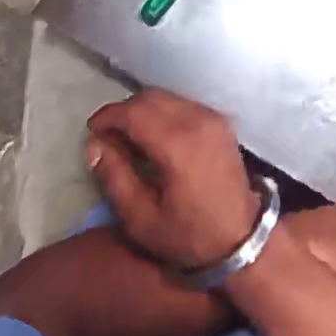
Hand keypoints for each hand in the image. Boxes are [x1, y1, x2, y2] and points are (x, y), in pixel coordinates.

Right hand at [87, 90, 262, 271]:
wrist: (243, 238)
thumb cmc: (190, 236)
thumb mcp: (142, 219)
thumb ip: (115, 177)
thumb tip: (95, 145)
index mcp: (178, 144)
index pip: (134, 112)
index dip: (108, 116)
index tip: (92, 130)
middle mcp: (198, 121)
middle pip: (150, 98)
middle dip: (124, 111)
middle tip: (107, 135)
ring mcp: (213, 118)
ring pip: (167, 97)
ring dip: (143, 110)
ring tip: (127, 136)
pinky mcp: (221, 121)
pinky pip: (183, 104)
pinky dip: (163, 112)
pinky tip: (153, 135)